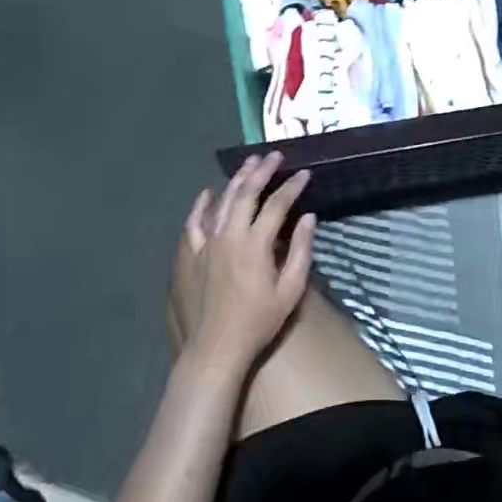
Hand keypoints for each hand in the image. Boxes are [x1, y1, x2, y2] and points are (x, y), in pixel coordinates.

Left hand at [169, 152, 315, 369]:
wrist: (217, 346)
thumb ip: (300, 251)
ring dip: (237, 179)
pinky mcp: (194, 254)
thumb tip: (308, 218)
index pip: (277, 205)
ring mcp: (208, 243)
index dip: (292, 186)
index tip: (305, 174)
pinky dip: (201, 204)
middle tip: (275, 155)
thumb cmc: (259, 321)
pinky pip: (194, 222)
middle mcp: (229, 236)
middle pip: (246, 193)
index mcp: (255, 245)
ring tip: (250, 163)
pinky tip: (208, 192)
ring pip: (222, 201)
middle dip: (262, 171)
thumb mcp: (291, 290)